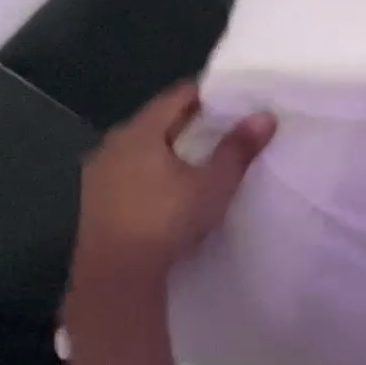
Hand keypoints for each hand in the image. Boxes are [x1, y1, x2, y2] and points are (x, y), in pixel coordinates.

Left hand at [70, 82, 275, 301]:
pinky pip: (136, 166)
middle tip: (232, 122)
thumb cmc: (167, 217)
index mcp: (139, 133)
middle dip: (195, 118)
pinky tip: (180, 178)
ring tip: (210, 151)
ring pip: (146, 144)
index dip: (209, 92)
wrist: (118, 272)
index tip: (239, 95)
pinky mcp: (99, 196)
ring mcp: (101, 171)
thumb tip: (265, 115)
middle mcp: (113, 145)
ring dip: (176, 143)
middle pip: (159, 119)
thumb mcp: (215, 182)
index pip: (177, 96)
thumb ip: (238, 148)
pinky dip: (160, 163)